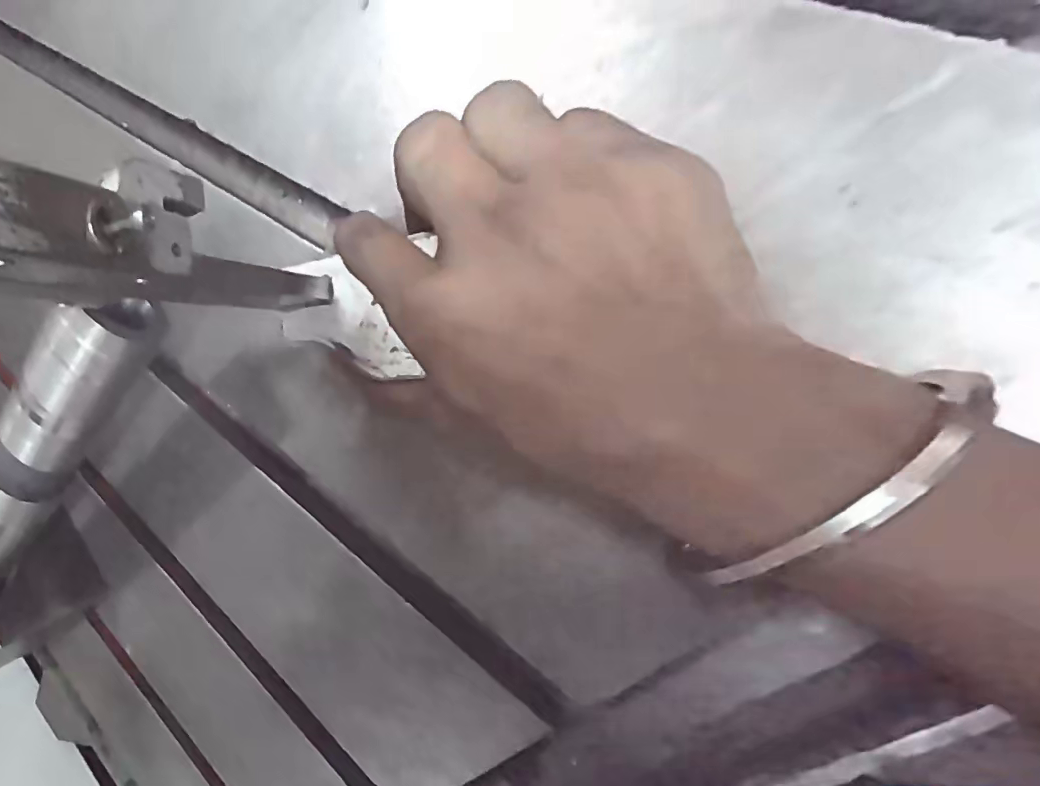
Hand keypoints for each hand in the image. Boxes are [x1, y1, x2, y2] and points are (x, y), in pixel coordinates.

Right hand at [337, 81, 935, 556]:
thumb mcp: (466, 420)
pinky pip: (585, 123)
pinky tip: (595, 202)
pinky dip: (574, 157)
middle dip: (424, 171)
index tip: (373, 241)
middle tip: (455, 208)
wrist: (695, 406)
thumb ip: (400, 384)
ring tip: (524, 188)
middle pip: (422, 140)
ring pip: (499, 104)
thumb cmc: (569, 428)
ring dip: (495, 145)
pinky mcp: (642, 160)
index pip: (365, 239)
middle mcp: (491, 228)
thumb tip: (345, 365)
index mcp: (442, 305)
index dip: (360, 237)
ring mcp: (569, 183)